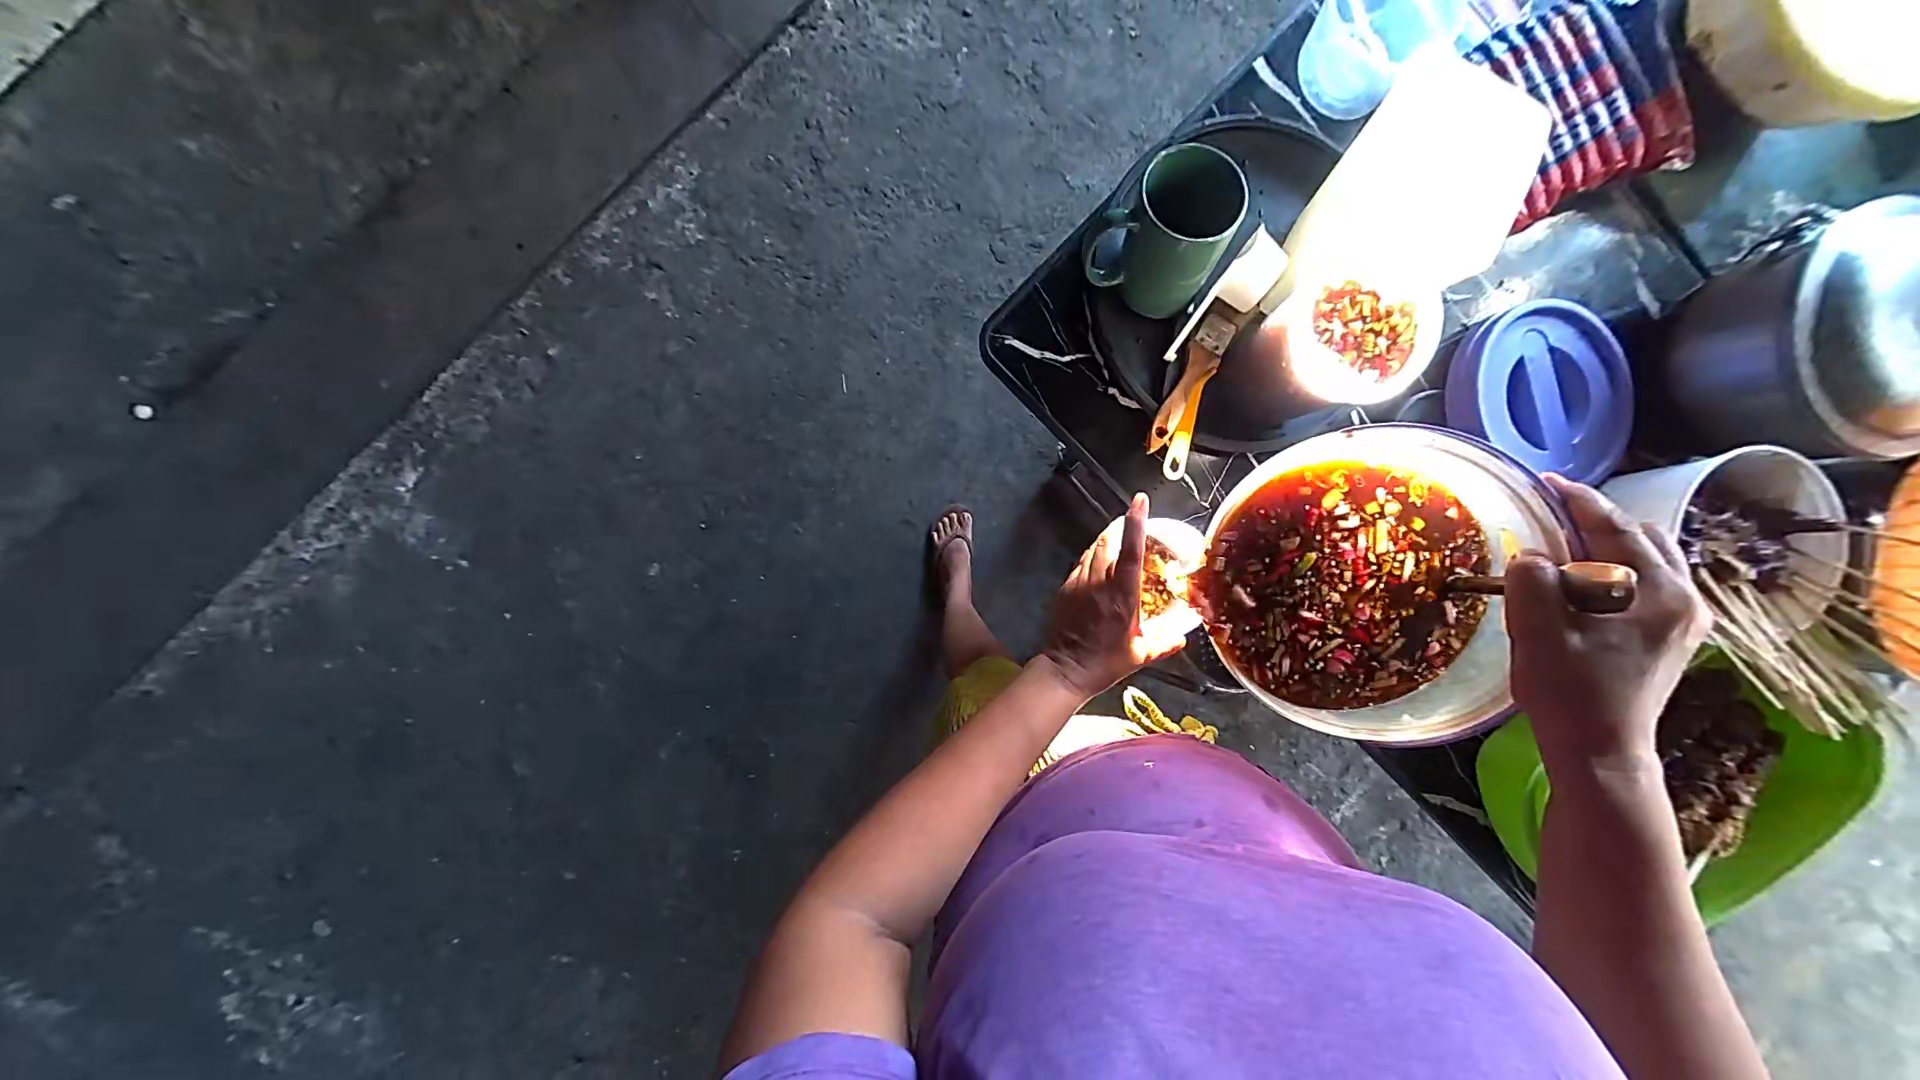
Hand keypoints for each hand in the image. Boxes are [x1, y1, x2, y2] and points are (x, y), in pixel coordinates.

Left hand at [1042, 493, 1175, 697]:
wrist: (1065, 671)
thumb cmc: (1105, 664)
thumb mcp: (1140, 655)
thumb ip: (1164, 644)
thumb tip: (1181, 638)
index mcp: (1122, 596)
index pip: (1130, 551)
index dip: (1136, 523)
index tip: (1140, 501)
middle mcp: (1098, 584)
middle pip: (1107, 542)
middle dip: (1119, 527)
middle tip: (1131, 520)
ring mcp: (1078, 584)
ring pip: (1091, 551)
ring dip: (1105, 541)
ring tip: (1117, 539)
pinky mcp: (1065, 589)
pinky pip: (1080, 565)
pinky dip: (1091, 559)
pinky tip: (1098, 566)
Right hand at [1506, 475, 1711, 777]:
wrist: (1598, 747)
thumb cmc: (1568, 691)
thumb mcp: (1538, 632)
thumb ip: (1533, 581)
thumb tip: (1532, 556)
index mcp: (1659, 596)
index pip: (1618, 530)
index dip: (1579, 500)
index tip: (1547, 481)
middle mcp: (1684, 601)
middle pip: (1642, 539)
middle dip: (1595, 518)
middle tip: (1547, 507)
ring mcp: (1681, 620)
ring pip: (1645, 560)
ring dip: (1604, 543)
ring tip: (1560, 538)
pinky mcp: (1667, 635)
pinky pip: (1642, 583)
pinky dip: (1609, 568)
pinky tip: (1579, 576)